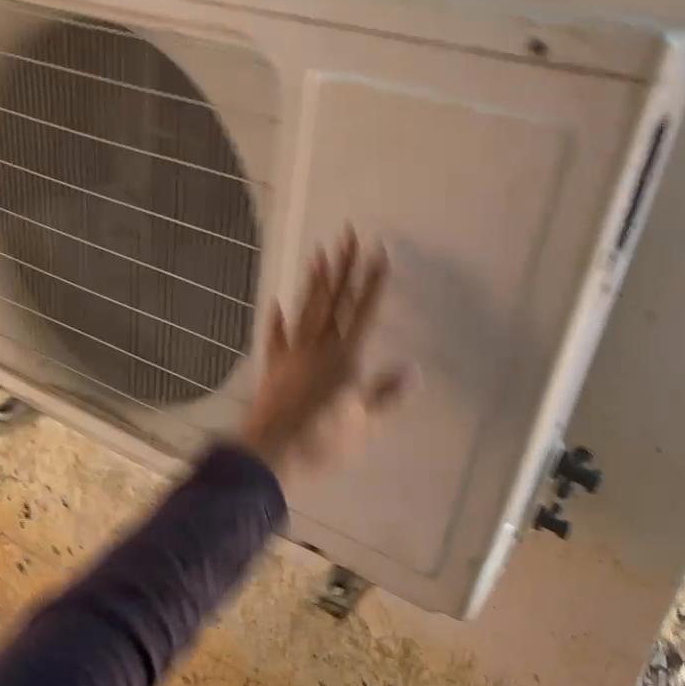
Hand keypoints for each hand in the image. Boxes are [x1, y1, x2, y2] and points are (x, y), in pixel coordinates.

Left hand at [237, 230, 407, 479]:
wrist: (271, 451)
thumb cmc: (323, 440)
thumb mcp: (364, 422)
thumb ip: (385, 394)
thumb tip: (413, 371)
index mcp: (346, 357)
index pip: (364, 310)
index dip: (373, 281)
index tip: (379, 251)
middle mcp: (320, 347)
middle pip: (334, 300)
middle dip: (344, 266)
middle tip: (347, 234)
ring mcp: (293, 355)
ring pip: (306, 311)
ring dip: (314, 282)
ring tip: (318, 253)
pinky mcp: (273, 368)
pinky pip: (275, 338)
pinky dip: (276, 320)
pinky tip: (276, 303)